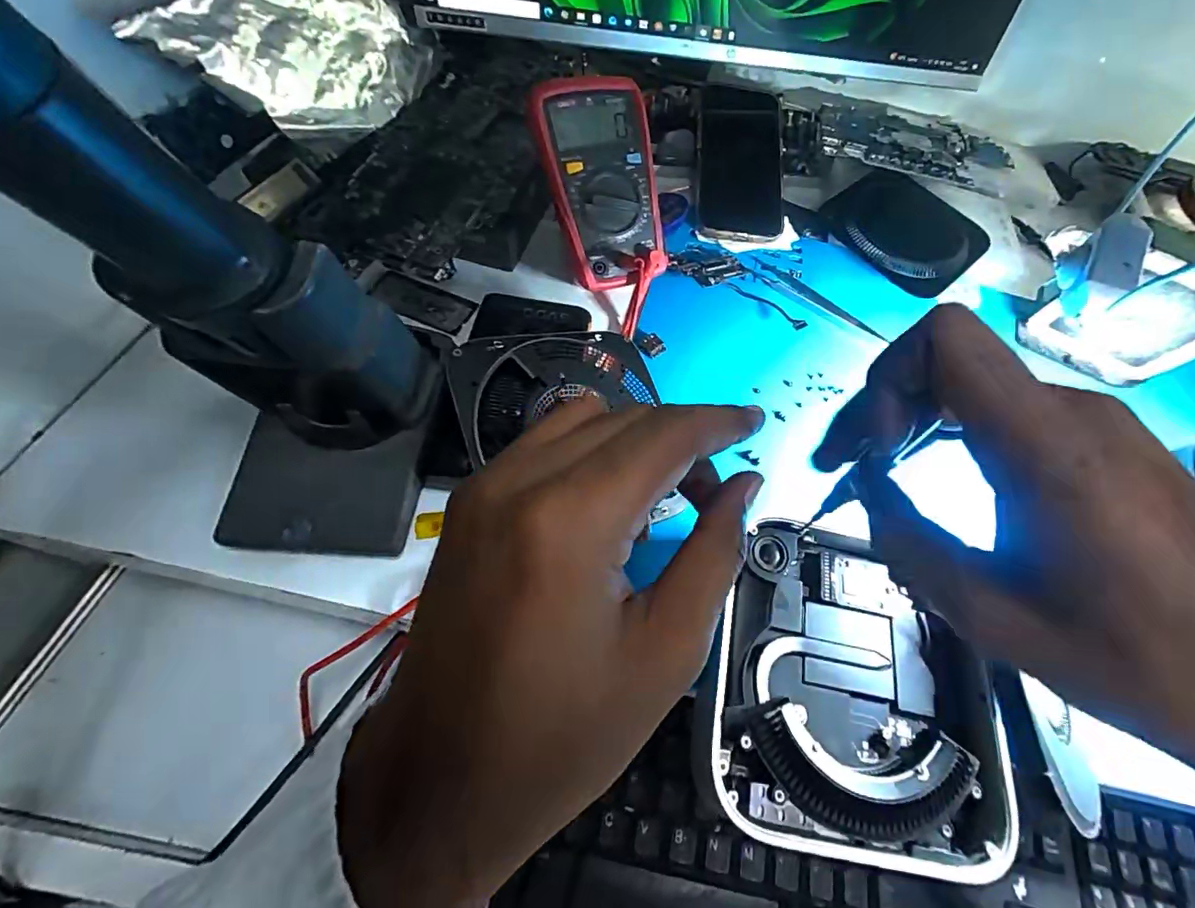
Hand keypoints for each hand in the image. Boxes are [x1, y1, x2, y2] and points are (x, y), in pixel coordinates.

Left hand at [340, 398, 764, 907]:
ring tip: (663, 492)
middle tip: (713, 488)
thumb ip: (713, 553)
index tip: (751, 420)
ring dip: (633, 437)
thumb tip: (741, 486)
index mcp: (569, 520)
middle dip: (680, 437)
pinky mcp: (467, 504)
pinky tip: (607, 502)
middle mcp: (518, 482)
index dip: (715, 422)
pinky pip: (540, 445)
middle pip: (621, 419)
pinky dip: (588, 451)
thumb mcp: (665, 652)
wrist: (443, 775)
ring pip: (579, 419)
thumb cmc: (562, 733)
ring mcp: (483, 488)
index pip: (660, 435)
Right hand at [816, 305, 1194, 907]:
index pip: (945, 337)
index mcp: (1047, 443)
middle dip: (883, 408)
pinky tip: (945, 484)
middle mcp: (1073, 412)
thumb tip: (870, 490)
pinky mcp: (1113, 446)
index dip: (887, 377)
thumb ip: (912, 543)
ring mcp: (1099, 425)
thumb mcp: (998, 620)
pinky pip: (1011, 415)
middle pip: (948, 362)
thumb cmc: (1145, 665)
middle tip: (846, 467)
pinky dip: (958, 437)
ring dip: (917, 424)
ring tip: (883, 476)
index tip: (878, 451)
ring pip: (976, 388)